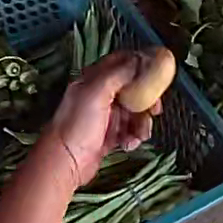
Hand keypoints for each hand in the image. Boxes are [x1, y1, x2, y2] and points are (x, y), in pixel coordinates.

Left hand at [35, 51, 159, 186]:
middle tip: (155, 110)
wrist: (65, 162)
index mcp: (93, 79)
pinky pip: (129, 130)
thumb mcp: (97, 92)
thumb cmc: (78, 125)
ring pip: (134, 111)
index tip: (158, 73)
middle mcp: (100, 94)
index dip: (140, 63)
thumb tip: (142, 60)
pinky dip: (133, 136)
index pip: (121, 61)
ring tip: (139, 135)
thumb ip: (119, 74)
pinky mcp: (109, 135)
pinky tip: (128, 144)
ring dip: (141, 122)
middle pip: (132, 88)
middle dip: (146, 99)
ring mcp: (105, 115)